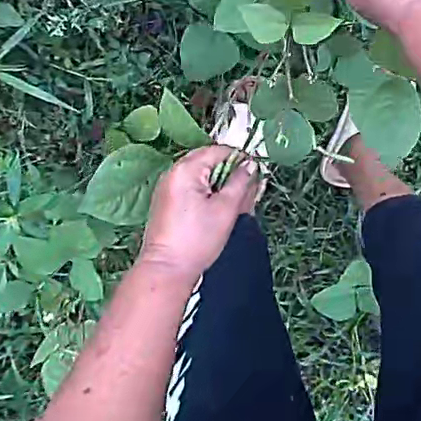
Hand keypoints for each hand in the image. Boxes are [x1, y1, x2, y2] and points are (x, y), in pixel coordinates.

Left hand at [137, 146, 260, 279]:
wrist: (166, 270)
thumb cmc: (197, 240)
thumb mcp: (226, 209)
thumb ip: (240, 182)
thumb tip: (250, 165)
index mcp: (185, 169)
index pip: (217, 151)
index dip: (239, 158)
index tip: (255, 171)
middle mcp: (172, 172)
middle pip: (207, 161)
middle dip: (229, 171)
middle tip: (248, 186)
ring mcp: (167, 187)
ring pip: (199, 175)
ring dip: (218, 183)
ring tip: (235, 200)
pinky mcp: (165, 201)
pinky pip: (190, 187)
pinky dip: (205, 192)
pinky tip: (217, 208)